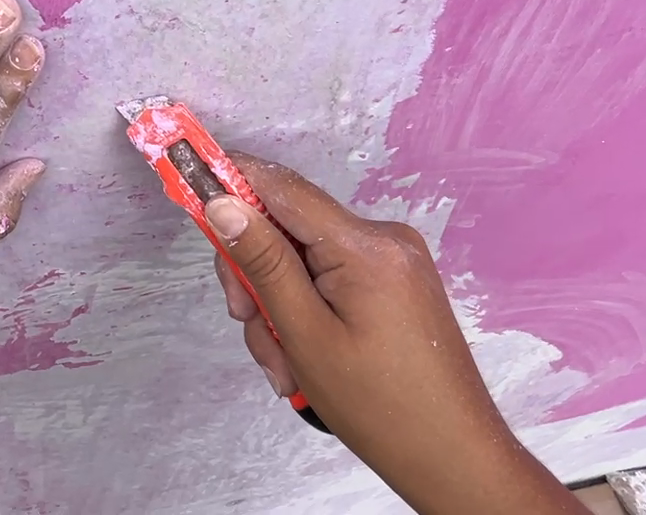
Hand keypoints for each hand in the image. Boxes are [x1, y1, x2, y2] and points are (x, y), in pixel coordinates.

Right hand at [206, 157, 584, 514]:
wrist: (458, 467)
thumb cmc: (379, 407)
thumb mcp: (304, 334)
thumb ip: (261, 261)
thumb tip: (220, 201)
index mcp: (365, 245)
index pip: (280, 186)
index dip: (228, 179)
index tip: (187, 190)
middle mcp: (381, 237)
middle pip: (286, 226)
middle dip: (254, 270)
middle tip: (244, 318)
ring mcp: (390, 259)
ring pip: (300, 256)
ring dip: (276, 300)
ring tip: (281, 360)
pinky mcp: (391, 281)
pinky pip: (325, 274)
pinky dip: (302, 306)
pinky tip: (301, 354)